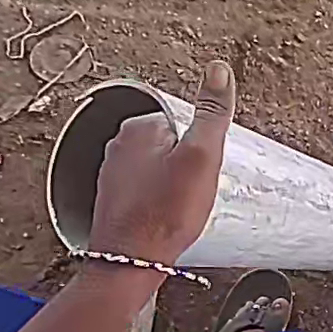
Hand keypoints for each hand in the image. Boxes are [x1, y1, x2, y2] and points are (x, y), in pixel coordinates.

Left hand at [88, 61, 234, 263]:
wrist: (132, 261)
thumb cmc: (167, 211)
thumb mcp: (202, 156)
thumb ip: (211, 113)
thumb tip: (218, 70)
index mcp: (139, 128)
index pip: (185, 121)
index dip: (204, 145)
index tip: (208, 168)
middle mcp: (119, 145)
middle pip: (172, 142)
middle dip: (190, 161)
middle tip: (201, 187)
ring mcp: (114, 173)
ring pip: (159, 165)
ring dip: (175, 179)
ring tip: (187, 203)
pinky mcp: (116, 197)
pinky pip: (148, 186)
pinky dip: (161, 195)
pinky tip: (170, 213)